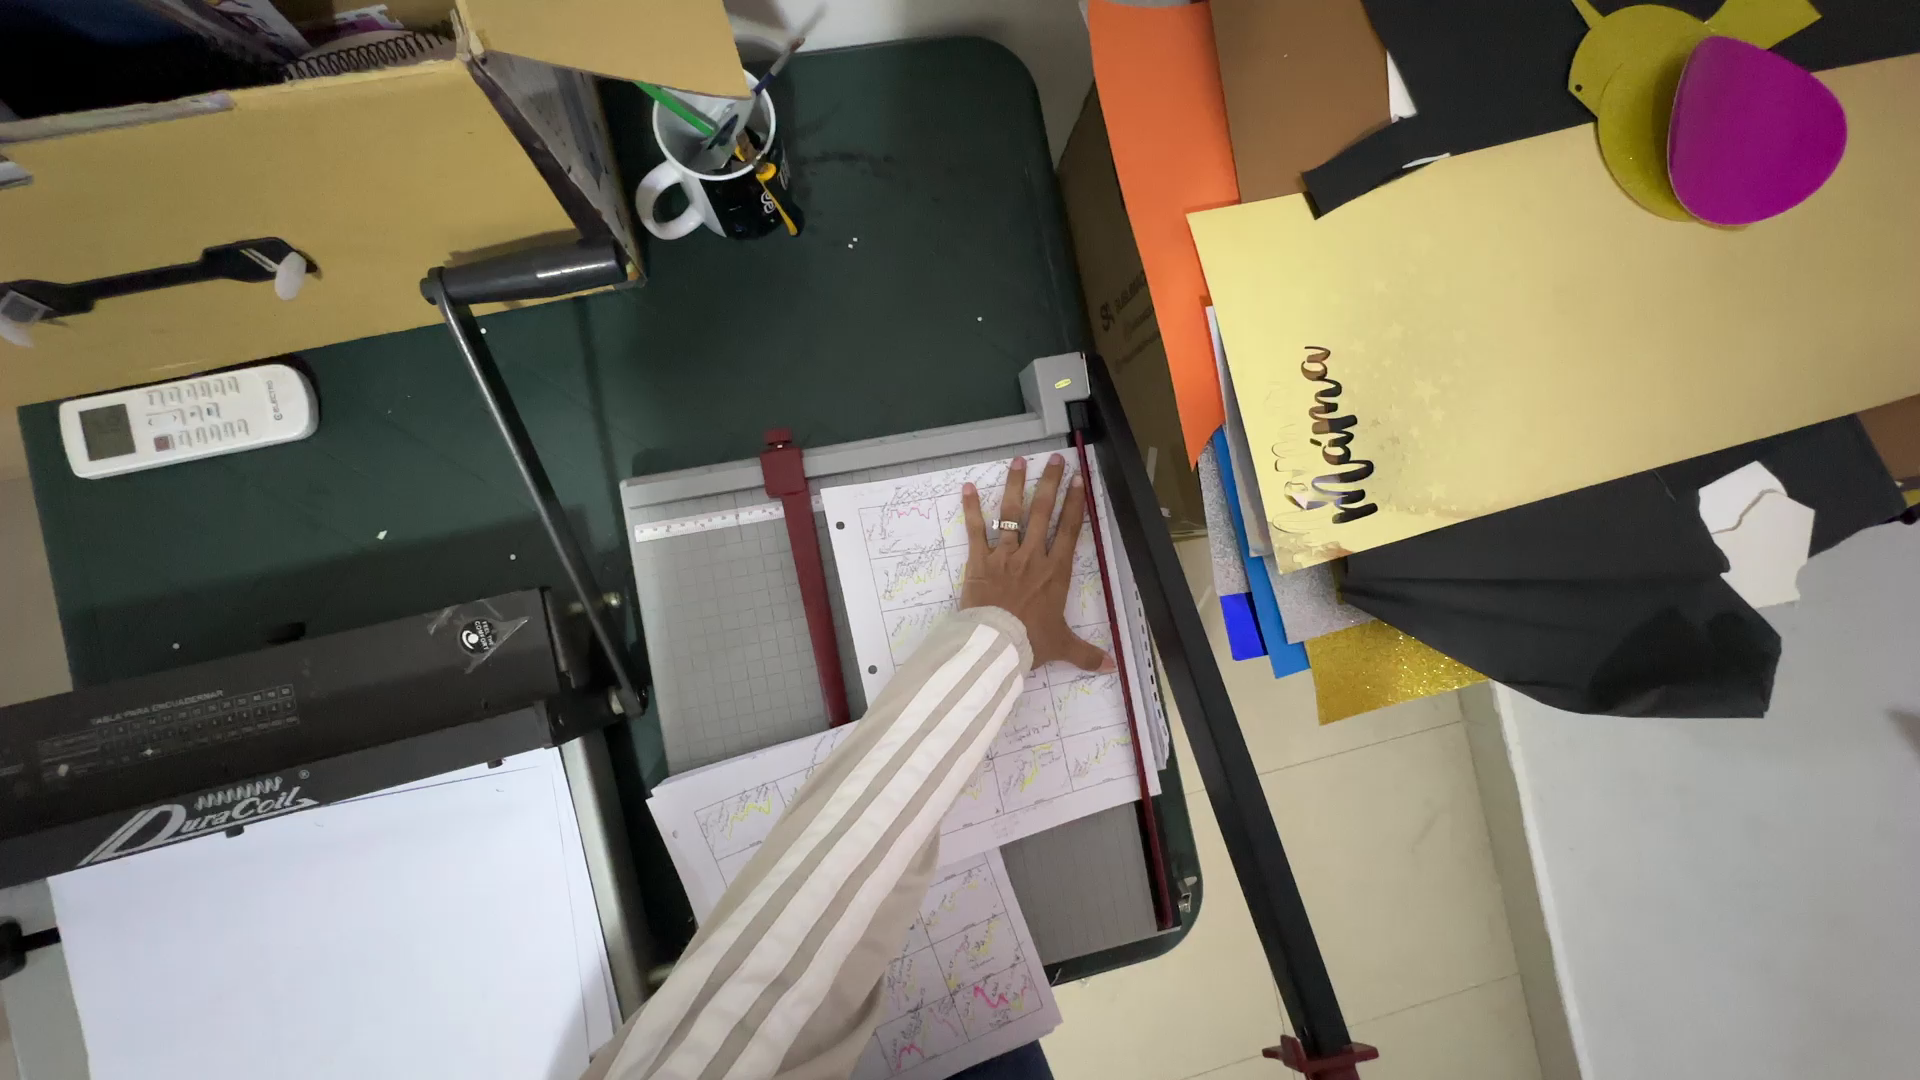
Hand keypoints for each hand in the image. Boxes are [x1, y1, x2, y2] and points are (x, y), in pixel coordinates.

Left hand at [958, 454, 1114, 671]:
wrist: (995, 644)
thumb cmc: (1031, 642)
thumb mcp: (1062, 646)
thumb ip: (1087, 654)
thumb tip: (1111, 668)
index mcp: (1055, 571)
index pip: (1069, 530)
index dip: (1075, 504)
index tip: (1080, 480)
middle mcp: (1032, 556)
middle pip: (1043, 513)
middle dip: (1051, 483)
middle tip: (1056, 460)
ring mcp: (1005, 555)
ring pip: (1011, 513)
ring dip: (1015, 485)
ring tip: (1019, 461)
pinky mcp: (979, 560)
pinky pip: (975, 530)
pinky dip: (971, 508)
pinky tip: (968, 487)